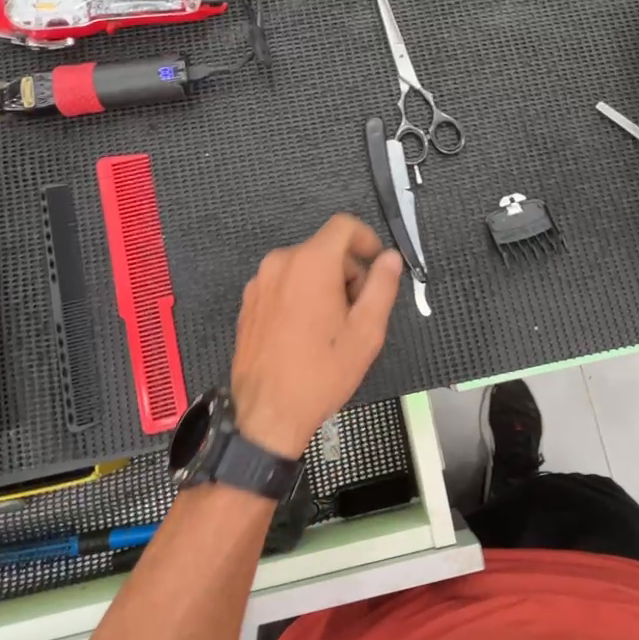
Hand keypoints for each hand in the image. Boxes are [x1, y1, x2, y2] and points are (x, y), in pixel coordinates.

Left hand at [230, 215, 402, 456]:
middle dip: (348, 272)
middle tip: (359, 311)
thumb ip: (382, 287)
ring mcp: (259, 282)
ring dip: (325, 285)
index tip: (377, 266)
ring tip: (333, 328)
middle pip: (325, 249)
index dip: (367, 239)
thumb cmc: (321, 373)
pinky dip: (301, 296)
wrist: (267, 413)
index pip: (343, 226)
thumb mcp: (366, 332)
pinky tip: (307, 333)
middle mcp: (280, 263)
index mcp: (311, 263)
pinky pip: (284, 284)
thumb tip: (390, 259)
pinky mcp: (248, 302)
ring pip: (304, 267)